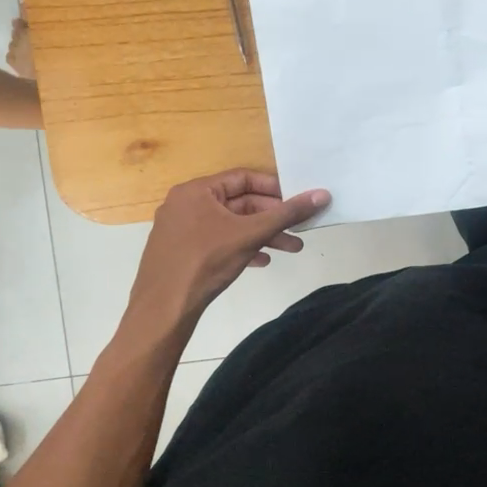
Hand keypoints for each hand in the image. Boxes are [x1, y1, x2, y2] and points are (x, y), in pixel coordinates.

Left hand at [126, 170, 329, 327]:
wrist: (163, 307)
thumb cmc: (206, 261)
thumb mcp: (252, 234)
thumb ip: (288, 213)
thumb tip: (323, 194)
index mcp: (196, 191)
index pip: (244, 178)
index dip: (275, 188)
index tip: (298, 200)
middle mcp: (186, 204)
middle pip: (240, 203)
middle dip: (273, 218)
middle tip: (300, 228)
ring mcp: (182, 228)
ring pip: (232, 224)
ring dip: (263, 234)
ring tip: (291, 249)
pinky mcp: (182, 250)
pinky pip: (219, 240)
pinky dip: (243, 246)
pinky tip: (262, 261)